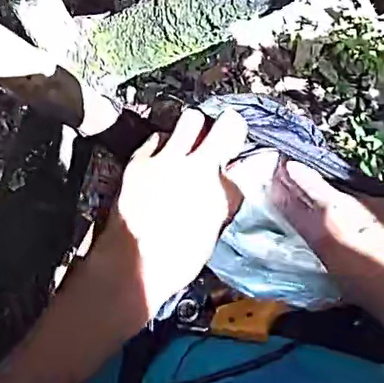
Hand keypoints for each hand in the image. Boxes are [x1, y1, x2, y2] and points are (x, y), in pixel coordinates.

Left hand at [79, 108, 248, 329]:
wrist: (133, 262)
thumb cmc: (176, 259)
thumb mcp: (211, 230)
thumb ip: (226, 197)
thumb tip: (235, 178)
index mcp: (222, 192)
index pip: (251, 162)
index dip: (247, 159)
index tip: (243, 158)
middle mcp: (198, 168)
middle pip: (227, 124)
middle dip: (228, 126)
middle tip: (222, 133)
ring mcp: (167, 159)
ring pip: (191, 120)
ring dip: (194, 128)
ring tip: (189, 144)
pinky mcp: (140, 159)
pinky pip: (158, 137)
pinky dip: (163, 143)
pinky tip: (162, 158)